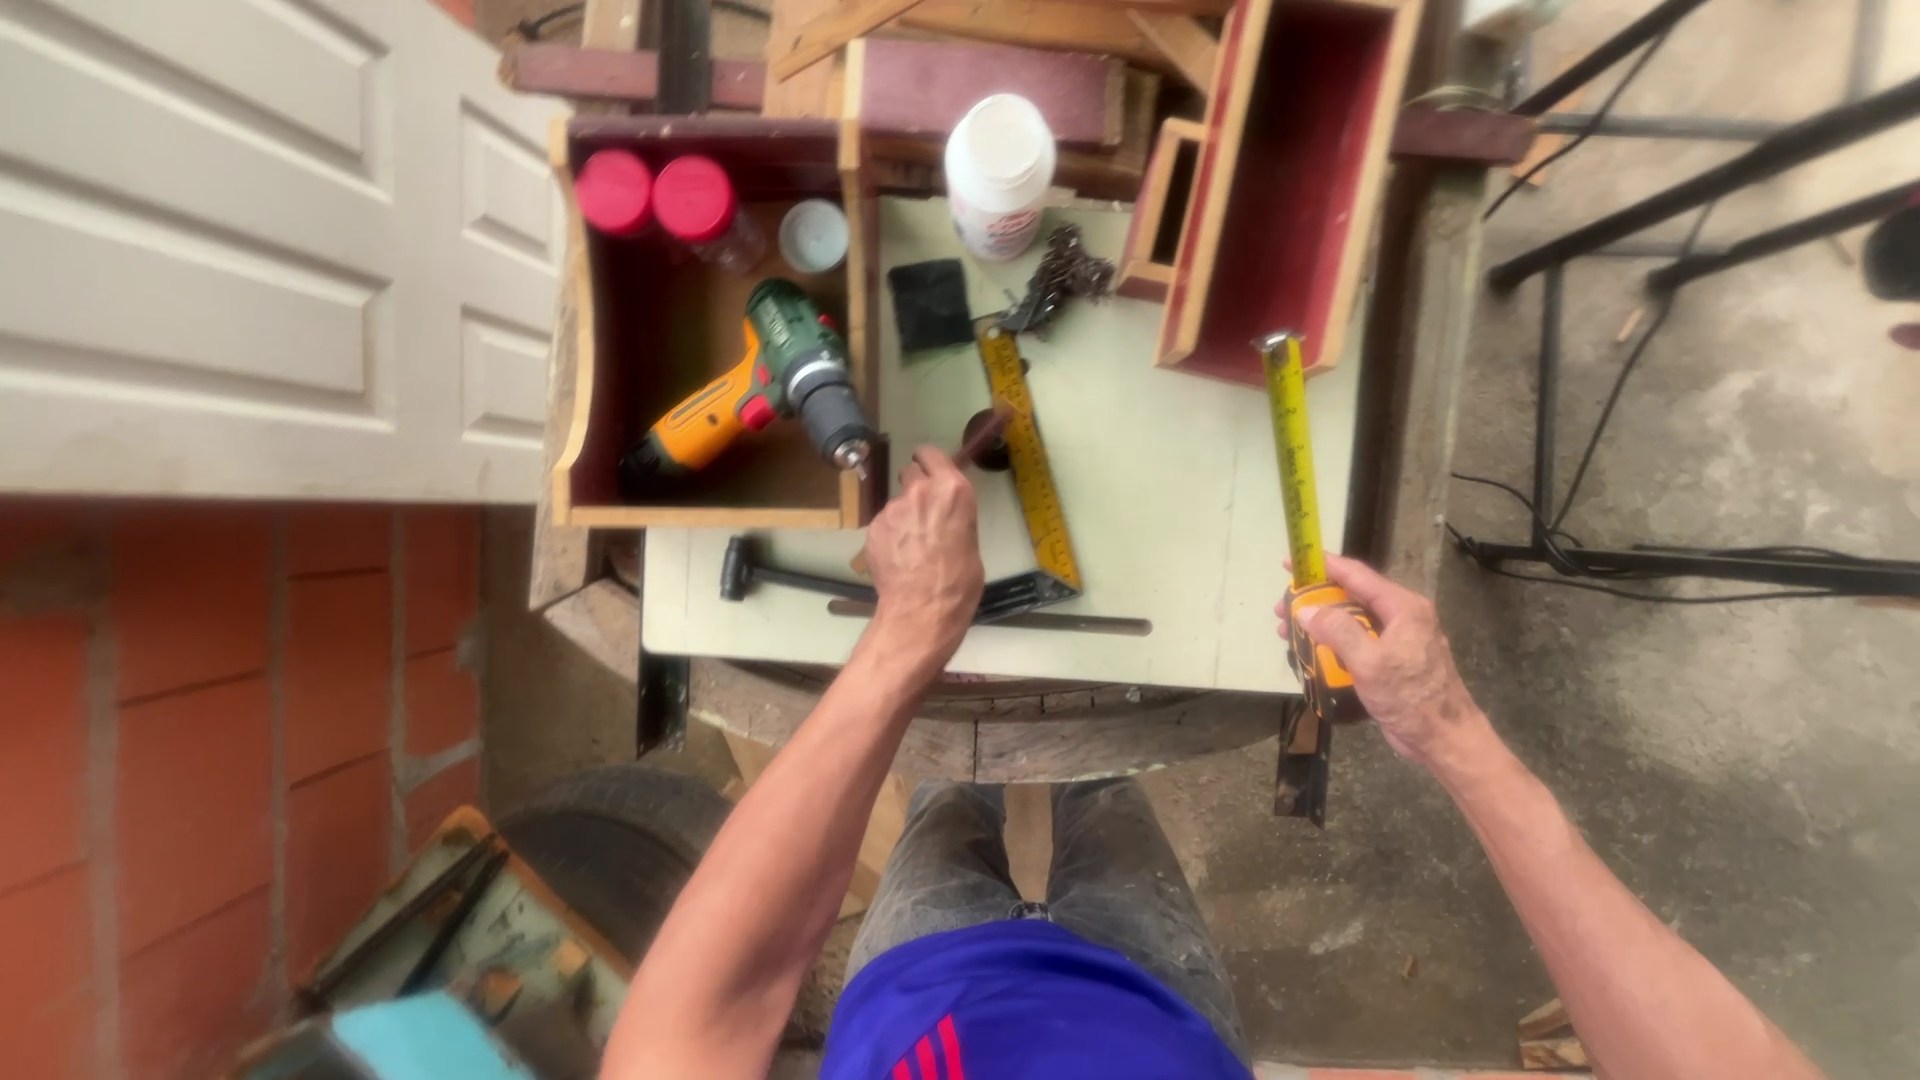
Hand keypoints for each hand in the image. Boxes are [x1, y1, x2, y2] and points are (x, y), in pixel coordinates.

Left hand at [864, 446, 984, 661]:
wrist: (922, 610)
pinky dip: (889, 536)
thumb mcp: (971, 542)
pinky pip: (883, 525)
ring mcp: (892, 509)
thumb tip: (946, 520)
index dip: (928, 461)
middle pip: (909, 472)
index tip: (928, 468)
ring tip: (910, 546)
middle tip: (921, 511)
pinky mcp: (873, 528)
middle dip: (914, 487)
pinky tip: (898, 558)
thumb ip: (955, 518)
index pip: (931, 454)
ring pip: (895, 502)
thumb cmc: (959, 582)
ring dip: (902, 516)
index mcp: (952, 491)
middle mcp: (920, 491)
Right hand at [1275, 554, 1489, 772]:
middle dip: (1313, 600)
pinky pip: (1354, 642)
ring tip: (1288, 633)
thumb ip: (1339, 631)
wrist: (1444, 739)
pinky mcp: (1389, 661)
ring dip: (1318, 624)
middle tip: (1281, 610)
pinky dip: (1330, 643)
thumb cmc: (1412, 698)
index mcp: (1402, 608)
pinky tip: (1310, 653)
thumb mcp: (1371, 662)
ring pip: (1349, 621)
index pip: (1357, 575)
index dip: (1323, 566)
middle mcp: (1400, 617)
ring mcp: (1395, 639)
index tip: (1291, 562)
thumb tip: (1306, 610)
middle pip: (1350, 597)